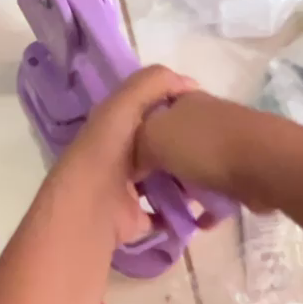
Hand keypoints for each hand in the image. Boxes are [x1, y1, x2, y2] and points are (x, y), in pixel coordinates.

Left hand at [52, 64, 199, 243]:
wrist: (91, 207)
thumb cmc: (106, 151)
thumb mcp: (125, 104)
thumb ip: (153, 83)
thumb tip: (190, 84)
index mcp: (112, 128)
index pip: (146, 113)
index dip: (171, 108)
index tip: (203, 110)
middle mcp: (118, 158)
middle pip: (156, 148)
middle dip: (182, 147)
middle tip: (211, 145)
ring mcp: (126, 191)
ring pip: (162, 182)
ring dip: (184, 181)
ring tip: (211, 175)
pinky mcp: (134, 220)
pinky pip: (164, 215)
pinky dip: (180, 214)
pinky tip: (203, 207)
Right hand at [138, 91, 281, 211]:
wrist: (265, 163)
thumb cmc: (204, 146)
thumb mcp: (153, 137)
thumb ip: (136, 146)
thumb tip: (136, 164)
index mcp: (181, 101)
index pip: (149, 115)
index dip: (133, 138)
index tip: (123, 166)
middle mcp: (204, 118)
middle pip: (171, 144)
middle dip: (157, 169)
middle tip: (143, 195)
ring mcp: (226, 144)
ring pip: (192, 168)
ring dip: (182, 190)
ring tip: (168, 213)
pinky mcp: (243, 169)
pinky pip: (216, 190)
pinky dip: (206, 207)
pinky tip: (197, 223)